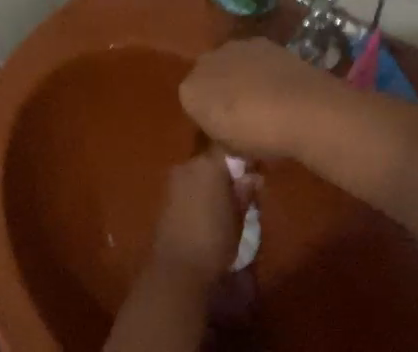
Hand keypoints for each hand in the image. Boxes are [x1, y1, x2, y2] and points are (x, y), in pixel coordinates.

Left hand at [149, 151, 241, 278]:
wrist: (177, 268)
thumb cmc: (215, 240)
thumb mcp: (238, 218)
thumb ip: (244, 192)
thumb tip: (253, 176)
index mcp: (209, 164)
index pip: (227, 148)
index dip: (240, 157)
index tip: (253, 169)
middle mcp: (188, 165)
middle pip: (210, 161)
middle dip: (224, 172)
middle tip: (240, 191)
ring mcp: (173, 180)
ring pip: (197, 174)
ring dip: (209, 184)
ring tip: (224, 205)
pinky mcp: (164, 197)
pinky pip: (186, 188)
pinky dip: (196, 195)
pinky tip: (205, 213)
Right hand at [180, 38, 345, 158]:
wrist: (300, 108)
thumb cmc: (257, 136)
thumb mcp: (231, 149)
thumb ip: (220, 134)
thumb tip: (226, 130)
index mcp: (189, 91)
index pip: (191, 104)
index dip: (208, 118)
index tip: (225, 132)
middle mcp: (205, 62)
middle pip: (208, 78)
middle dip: (220, 91)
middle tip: (241, 115)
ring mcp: (234, 48)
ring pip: (231, 65)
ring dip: (240, 77)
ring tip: (264, 101)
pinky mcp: (262, 41)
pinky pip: (254, 60)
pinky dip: (261, 69)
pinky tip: (279, 87)